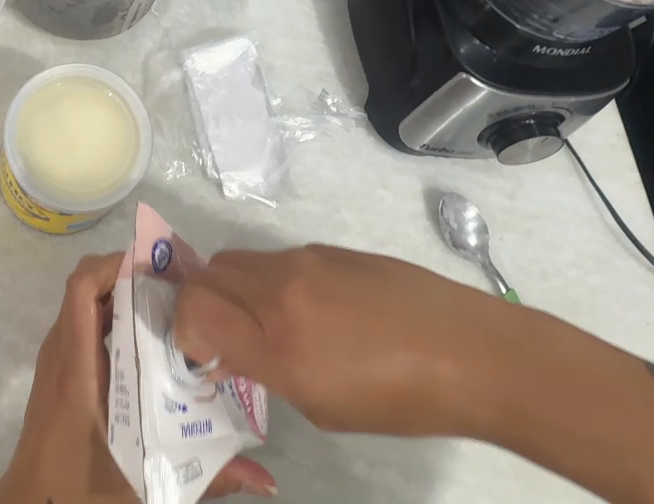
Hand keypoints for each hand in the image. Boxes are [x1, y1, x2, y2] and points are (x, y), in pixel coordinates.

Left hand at [0, 254, 276, 502]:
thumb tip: (266, 478)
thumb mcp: (144, 478)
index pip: (82, 287)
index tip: (163, 272)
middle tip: (182, 287)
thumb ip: (207, 477)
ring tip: (174, 305)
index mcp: (76, 366)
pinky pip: (86, 322)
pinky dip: (116, 317)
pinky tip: (152, 340)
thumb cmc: (78, 487)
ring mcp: (58, 357)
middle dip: (133, 275)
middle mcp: (62, 350)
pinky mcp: (61, 369)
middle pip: (88, 285)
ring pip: (88, 301)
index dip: (117, 265)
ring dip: (126, 294)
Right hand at [172, 245, 515, 438]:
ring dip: (233, 289)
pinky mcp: (328, 247)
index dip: (183, 330)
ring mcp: (304, 260)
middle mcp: (281, 290)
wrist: (469, 350)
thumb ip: (265, 370)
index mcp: (278, 342)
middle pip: (205, 274)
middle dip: (200, 304)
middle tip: (221, 336)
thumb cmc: (399, 399)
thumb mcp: (321, 407)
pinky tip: (310, 311)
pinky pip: (276, 259)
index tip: (204, 354)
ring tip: (265, 323)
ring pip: (238, 260)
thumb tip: (233, 350)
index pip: (193, 309)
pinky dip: (269, 282)